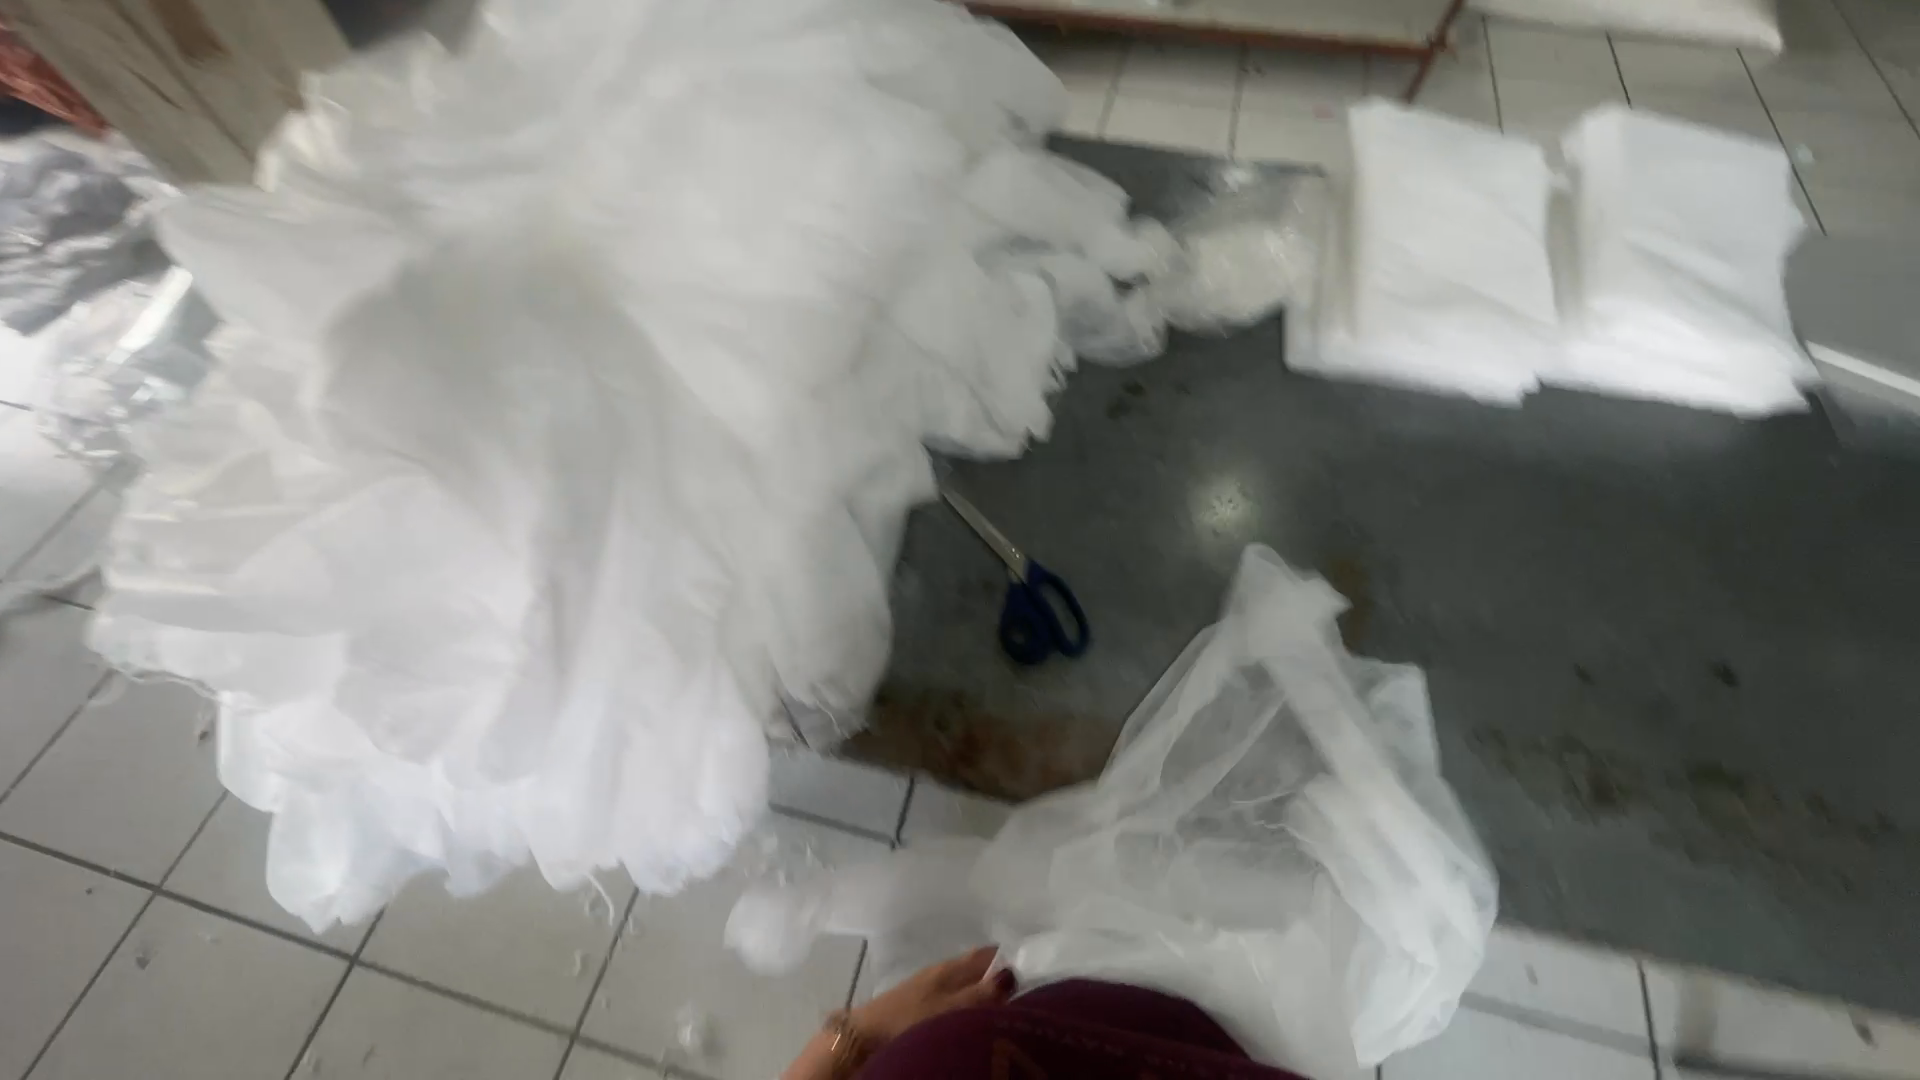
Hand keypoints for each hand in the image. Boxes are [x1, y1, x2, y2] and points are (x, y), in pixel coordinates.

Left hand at [849, 946, 1015, 1043]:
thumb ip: (982, 994)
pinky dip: (968, 1003)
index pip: (989, 954)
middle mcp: (944, 970)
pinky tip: (974, 1019)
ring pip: (966, 982)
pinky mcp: (919, 1004)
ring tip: (1006, 1009)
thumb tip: (1014, 972)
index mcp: (954, 966)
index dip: (1011, 958)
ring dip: (984, 991)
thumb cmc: (910, 1020)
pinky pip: (954, 997)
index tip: (1035, 970)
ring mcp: (930, 986)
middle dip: (1000, 976)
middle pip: (978, 967)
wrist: (864, 1038)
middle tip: (1026, 994)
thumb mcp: (952, 1010)